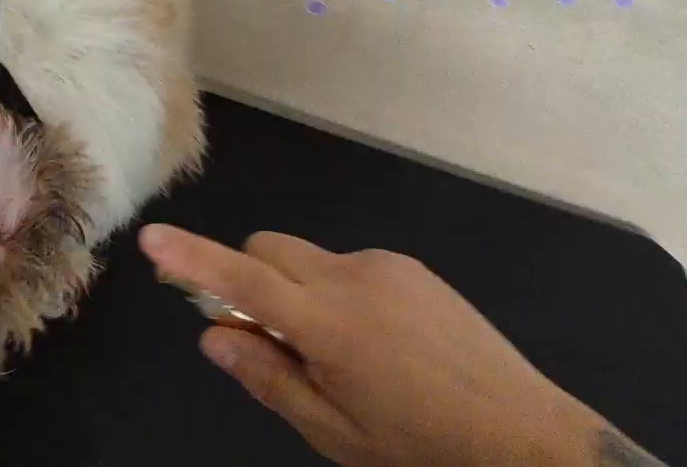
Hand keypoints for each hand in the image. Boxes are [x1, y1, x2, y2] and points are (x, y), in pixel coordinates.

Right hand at [140, 225, 643, 466]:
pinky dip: (337, 293)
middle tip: (265, 334)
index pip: (243, 281)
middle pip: (266, 250)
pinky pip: (348, 267)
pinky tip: (381, 343)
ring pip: (306, 259)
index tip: (151, 240)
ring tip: (343, 353)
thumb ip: (269, 377)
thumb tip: (214, 334)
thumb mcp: (338, 434)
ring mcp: (383, 266)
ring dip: (297, 291)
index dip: (192, 259)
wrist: (535, 442)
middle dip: (248, 278)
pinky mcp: (409, 267)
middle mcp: (350, 278)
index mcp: (329, 326)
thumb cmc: (425, 450)